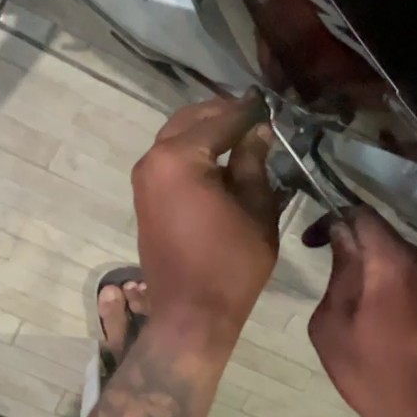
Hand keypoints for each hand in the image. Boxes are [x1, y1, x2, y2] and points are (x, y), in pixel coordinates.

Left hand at [131, 92, 284, 352]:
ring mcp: (144, 177)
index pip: (220, 120)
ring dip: (206, 131)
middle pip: (190, 121)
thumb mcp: (256, 210)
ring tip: (244, 133)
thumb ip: (254, 163)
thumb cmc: (230, 264)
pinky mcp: (145, 195)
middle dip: (223, 114)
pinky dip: (193, 150)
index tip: (272, 103)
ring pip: (176, 137)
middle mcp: (153, 160)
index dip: (249, 111)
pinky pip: (169, 158)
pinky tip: (222, 158)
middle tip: (257, 115)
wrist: (190, 314)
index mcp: (178, 158)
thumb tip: (259, 130)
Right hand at [308, 208, 416, 416]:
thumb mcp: (333, 323)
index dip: (332, 217)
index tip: (312, 242)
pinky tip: (378, 314)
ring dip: (373, 266)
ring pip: (398, 256)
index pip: (361, 214)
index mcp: (393, 262)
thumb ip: (338, 272)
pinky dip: (392, 282)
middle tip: (327, 272)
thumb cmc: (371, 373)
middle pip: (381, 235)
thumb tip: (342, 239)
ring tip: (352, 299)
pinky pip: (414, 276)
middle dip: (352, 245)